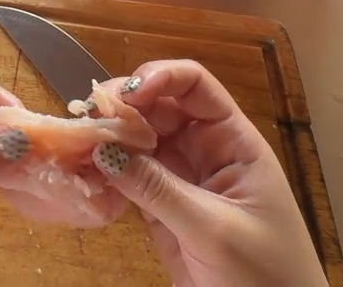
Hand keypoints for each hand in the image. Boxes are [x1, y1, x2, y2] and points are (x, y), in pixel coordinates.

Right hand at [98, 60, 327, 286]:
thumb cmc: (266, 280)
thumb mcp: (214, 232)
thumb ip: (158, 188)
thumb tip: (101, 147)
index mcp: (232, 143)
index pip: (194, 85)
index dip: (159, 77)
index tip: (126, 96)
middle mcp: (203, 149)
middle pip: (156, 103)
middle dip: (122, 104)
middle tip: (90, 119)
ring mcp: (179, 176)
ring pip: (135, 134)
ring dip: (106, 133)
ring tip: (77, 140)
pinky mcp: (158, 204)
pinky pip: (125, 171)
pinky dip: (102, 166)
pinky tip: (81, 167)